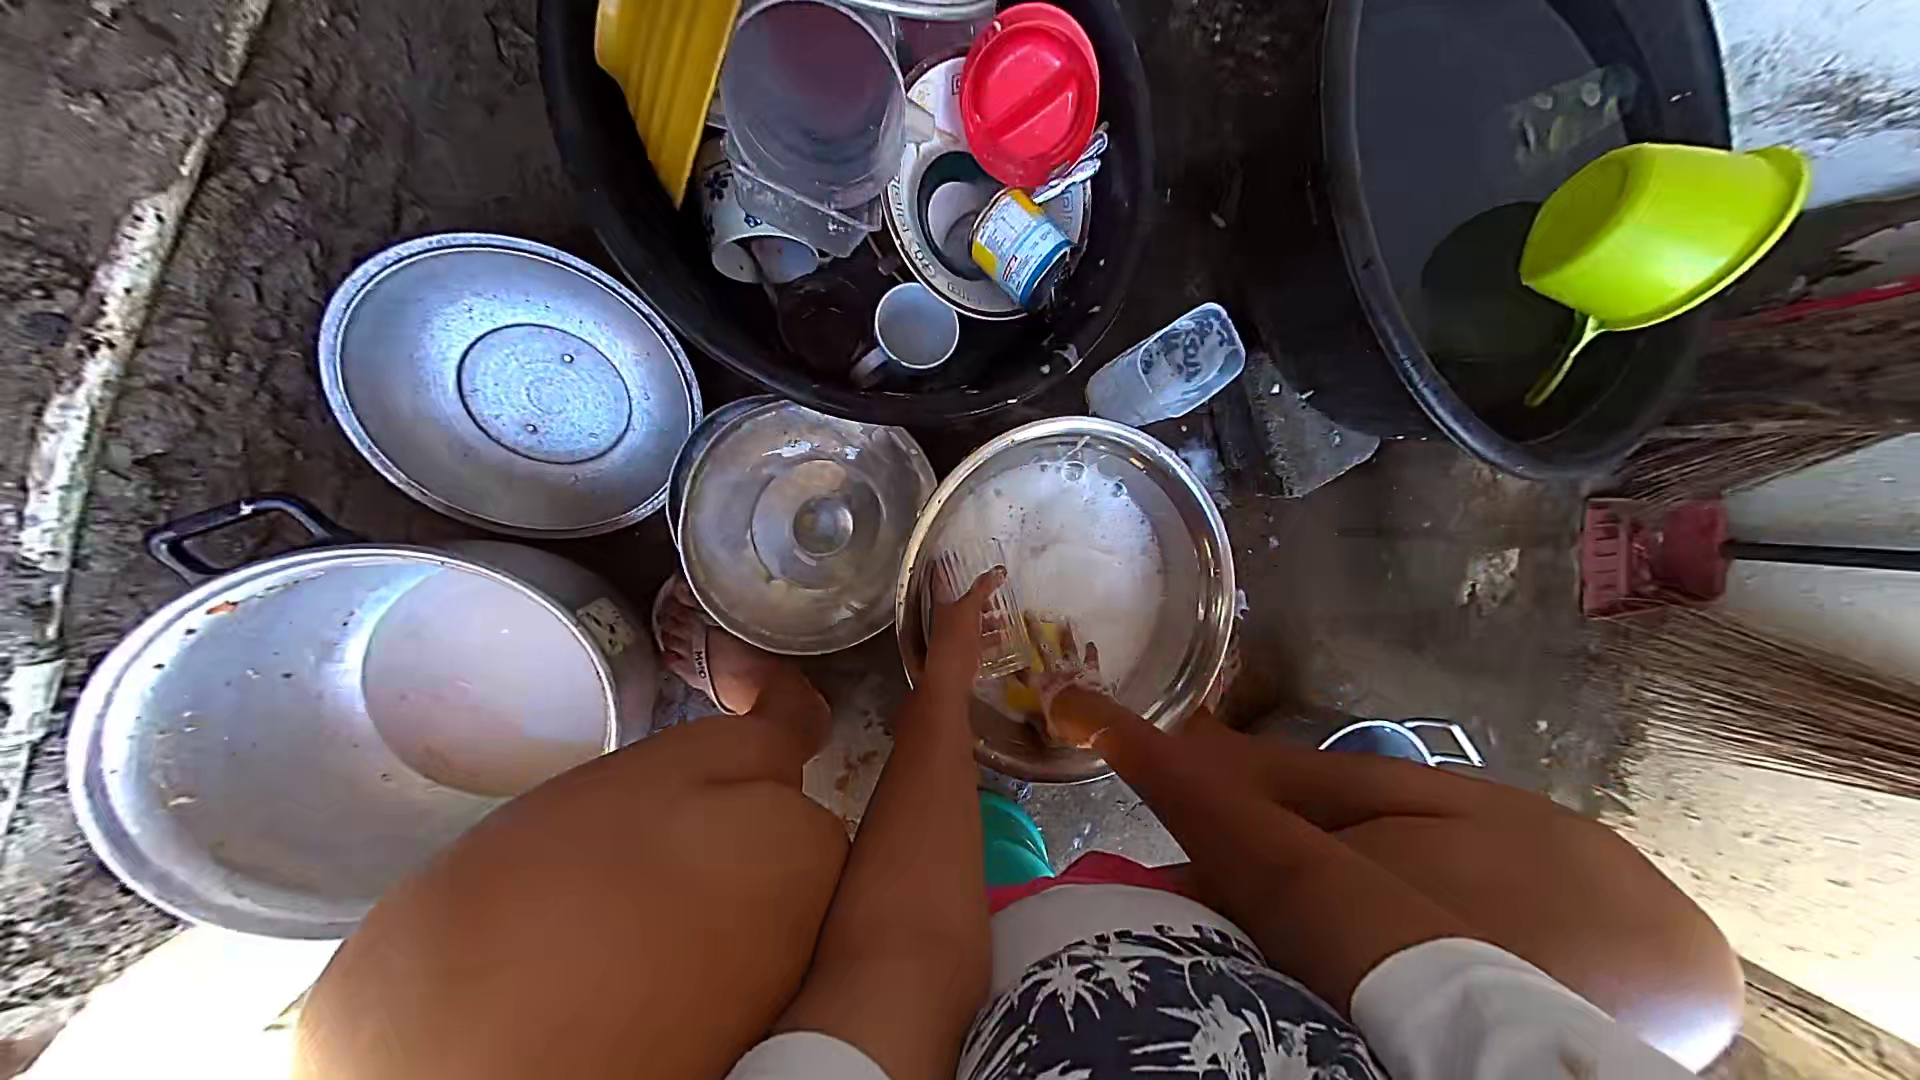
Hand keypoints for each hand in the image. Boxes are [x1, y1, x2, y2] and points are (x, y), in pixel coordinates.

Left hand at [924, 566, 1005, 690]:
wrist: (949, 681)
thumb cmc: (956, 641)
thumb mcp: (970, 610)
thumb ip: (982, 589)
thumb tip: (998, 570)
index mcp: (941, 606)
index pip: (942, 582)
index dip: (947, 570)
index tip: (954, 561)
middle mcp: (943, 621)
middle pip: (961, 605)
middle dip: (979, 601)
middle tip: (996, 597)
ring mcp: (951, 640)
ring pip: (970, 625)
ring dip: (987, 621)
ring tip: (1004, 620)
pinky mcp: (961, 657)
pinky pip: (976, 643)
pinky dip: (989, 640)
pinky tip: (1001, 641)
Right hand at [1023, 621, 1119, 747]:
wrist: (1098, 722)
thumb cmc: (1071, 728)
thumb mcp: (1050, 731)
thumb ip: (1040, 722)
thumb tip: (1028, 718)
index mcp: (1043, 687)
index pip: (1024, 674)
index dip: (1015, 667)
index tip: (1007, 656)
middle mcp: (1057, 673)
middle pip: (1044, 649)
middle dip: (1035, 632)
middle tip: (1029, 616)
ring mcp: (1076, 670)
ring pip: (1068, 648)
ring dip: (1066, 635)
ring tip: (1064, 621)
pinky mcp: (1093, 673)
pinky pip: (1091, 660)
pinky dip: (1091, 652)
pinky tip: (1091, 644)